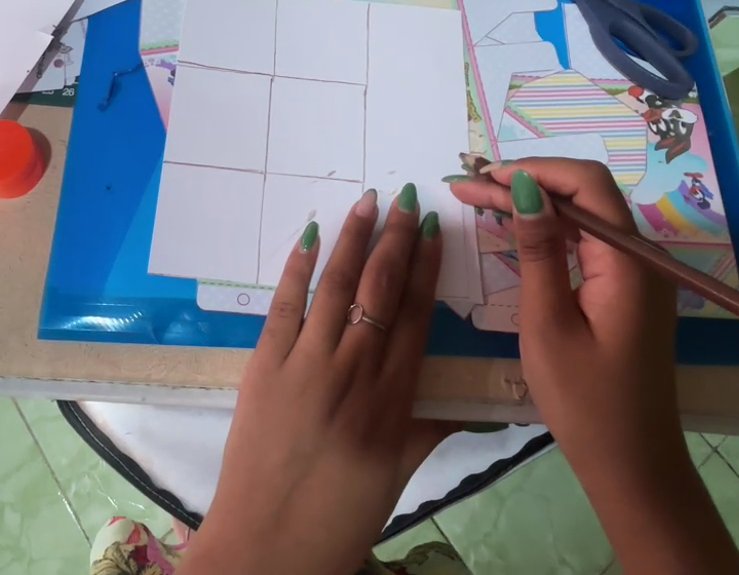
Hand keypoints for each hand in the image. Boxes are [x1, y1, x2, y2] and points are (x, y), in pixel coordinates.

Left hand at [179, 187, 454, 574]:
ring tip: (367, 201)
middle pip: (380, 290)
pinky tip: (310, 235)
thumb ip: (433, 426)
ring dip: (352, 239)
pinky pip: (284, 304)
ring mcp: (305, 363)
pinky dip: (297, 267)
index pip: (415, 315)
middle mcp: (353, 370)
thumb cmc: (339, 514)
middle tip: (406, 198)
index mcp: (391, 398)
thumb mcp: (398, 473)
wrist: (266, 547)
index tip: (432, 229)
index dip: (425, 267)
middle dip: (395, 239)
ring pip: (336, 286)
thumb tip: (474, 401)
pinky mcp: (264, 363)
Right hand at [448, 159, 681, 489]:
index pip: (585, 184)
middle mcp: (640, 255)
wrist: (632, 465)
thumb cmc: (584, 401)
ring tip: (479, 196)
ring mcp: (635, 271)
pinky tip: (515, 225)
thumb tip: (522, 185)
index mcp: (627, 261)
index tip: (482, 177)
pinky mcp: (625, 287)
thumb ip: (537, 249)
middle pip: (585, 192)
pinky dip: (550, 226)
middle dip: (527, 180)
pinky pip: (587, 238)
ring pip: (583, 212)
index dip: (533, 169)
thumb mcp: (548, 322)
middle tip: (469, 185)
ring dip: (534, 200)